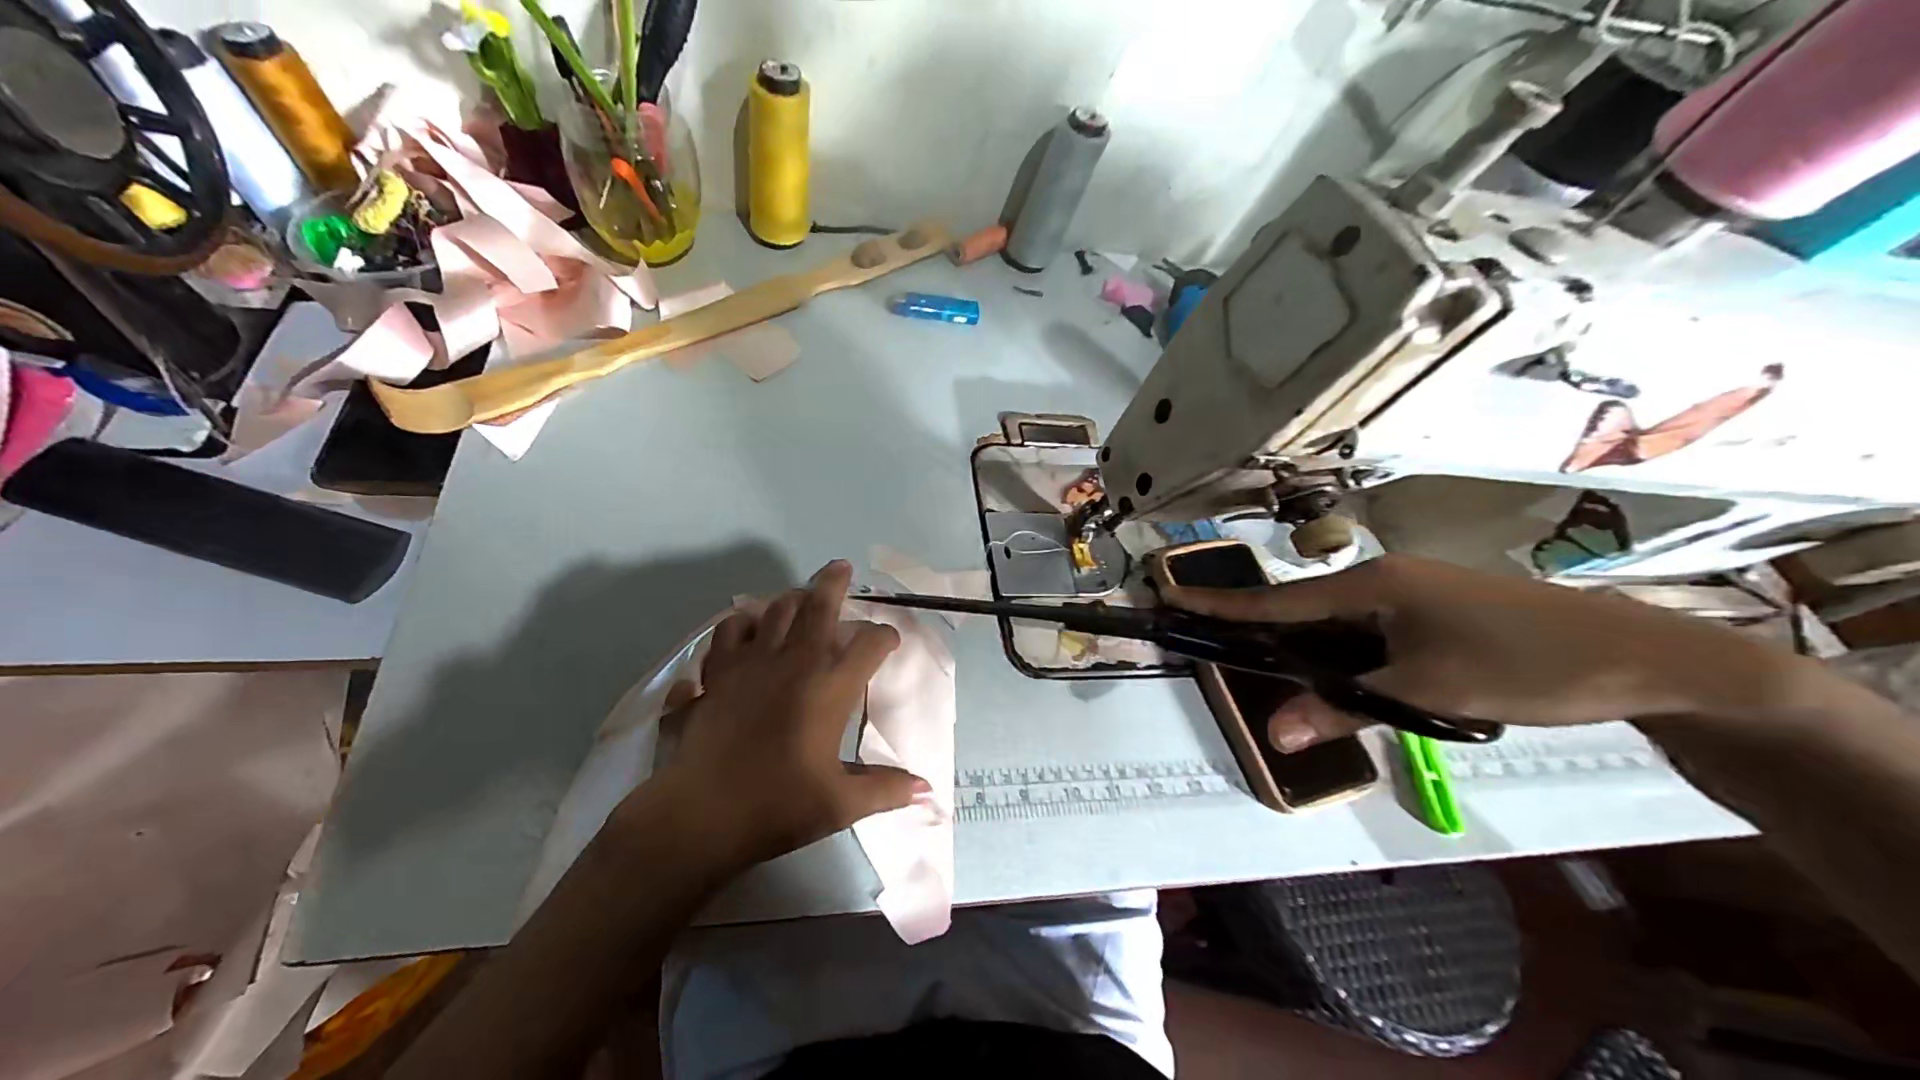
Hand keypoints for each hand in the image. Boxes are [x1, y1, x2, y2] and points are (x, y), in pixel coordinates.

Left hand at [627, 560, 928, 870]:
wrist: (699, 815)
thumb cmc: (777, 807)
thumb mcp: (840, 804)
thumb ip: (884, 790)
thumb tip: (925, 791)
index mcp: (829, 688)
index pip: (868, 646)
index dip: (883, 637)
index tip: (888, 639)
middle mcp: (792, 663)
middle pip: (817, 607)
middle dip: (833, 583)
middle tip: (841, 567)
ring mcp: (747, 664)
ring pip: (772, 611)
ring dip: (789, 598)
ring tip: (798, 595)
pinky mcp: (713, 676)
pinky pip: (727, 634)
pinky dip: (739, 624)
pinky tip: (743, 627)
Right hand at [1161, 554, 1804, 752]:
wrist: (1647, 658)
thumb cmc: (1524, 665)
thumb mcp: (1426, 692)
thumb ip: (1343, 707)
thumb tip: (1275, 732)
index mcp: (1374, 585)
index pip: (1278, 600)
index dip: (1221, 605)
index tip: (1168, 595)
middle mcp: (1386, 579)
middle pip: (1306, 608)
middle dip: (1262, 629)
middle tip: (1218, 646)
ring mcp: (1417, 591)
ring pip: (1341, 622)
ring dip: (1310, 648)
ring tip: (1280, 674)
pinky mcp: (1441, 610)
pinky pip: (1372, 629)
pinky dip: (1347, 652)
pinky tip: (1348, 676)